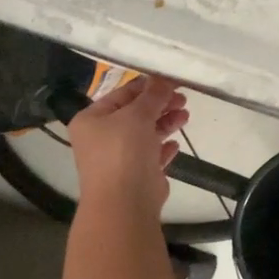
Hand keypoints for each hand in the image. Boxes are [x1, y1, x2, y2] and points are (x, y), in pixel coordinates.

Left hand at [67, 76, 188, 217]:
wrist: (124, 200)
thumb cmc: (123, 151)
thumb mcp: (138, 115)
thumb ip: (153, 95)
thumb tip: (164, 78)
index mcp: (92, 119)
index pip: (122, 94)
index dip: (148, 86)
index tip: (173, 81)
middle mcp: (101, 136)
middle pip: (135, 113)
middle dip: (161, 105)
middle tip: (183, 99)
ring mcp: (118, 156)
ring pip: (146, 133)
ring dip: (166, 123)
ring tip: (185, 117)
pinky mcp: (136, 173)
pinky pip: (152, 154)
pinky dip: (164, 147)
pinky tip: (175, 145)